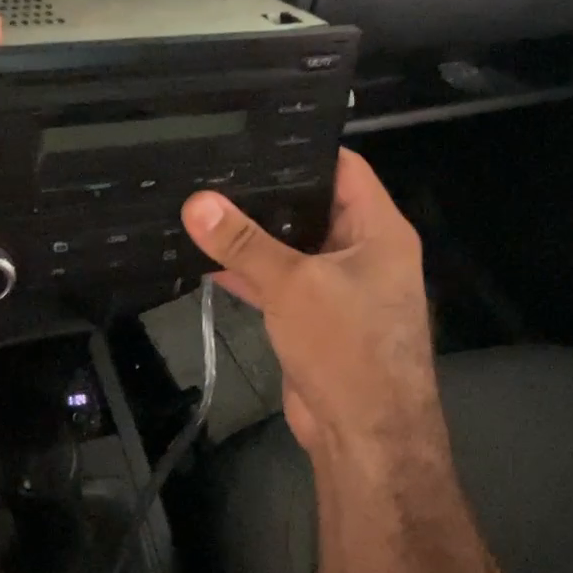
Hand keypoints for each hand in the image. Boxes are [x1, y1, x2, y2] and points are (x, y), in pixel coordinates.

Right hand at [181, 149, 435, 454]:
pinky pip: (280, 281)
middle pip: (311, 204)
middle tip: (213, 165)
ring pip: (291, 245)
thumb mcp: (293, 285)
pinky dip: (249, 271)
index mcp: (377, 230)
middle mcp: (363, 251)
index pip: (343, 166)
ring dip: (253, 234)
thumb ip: (243, 242)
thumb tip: (196, 202)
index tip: (252, 132)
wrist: (365, 440)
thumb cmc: (347, 347)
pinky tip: (204, 256)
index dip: (302, 147)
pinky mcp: (315, 316)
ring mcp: (339, 285)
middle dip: (265, 190)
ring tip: (201, 203)